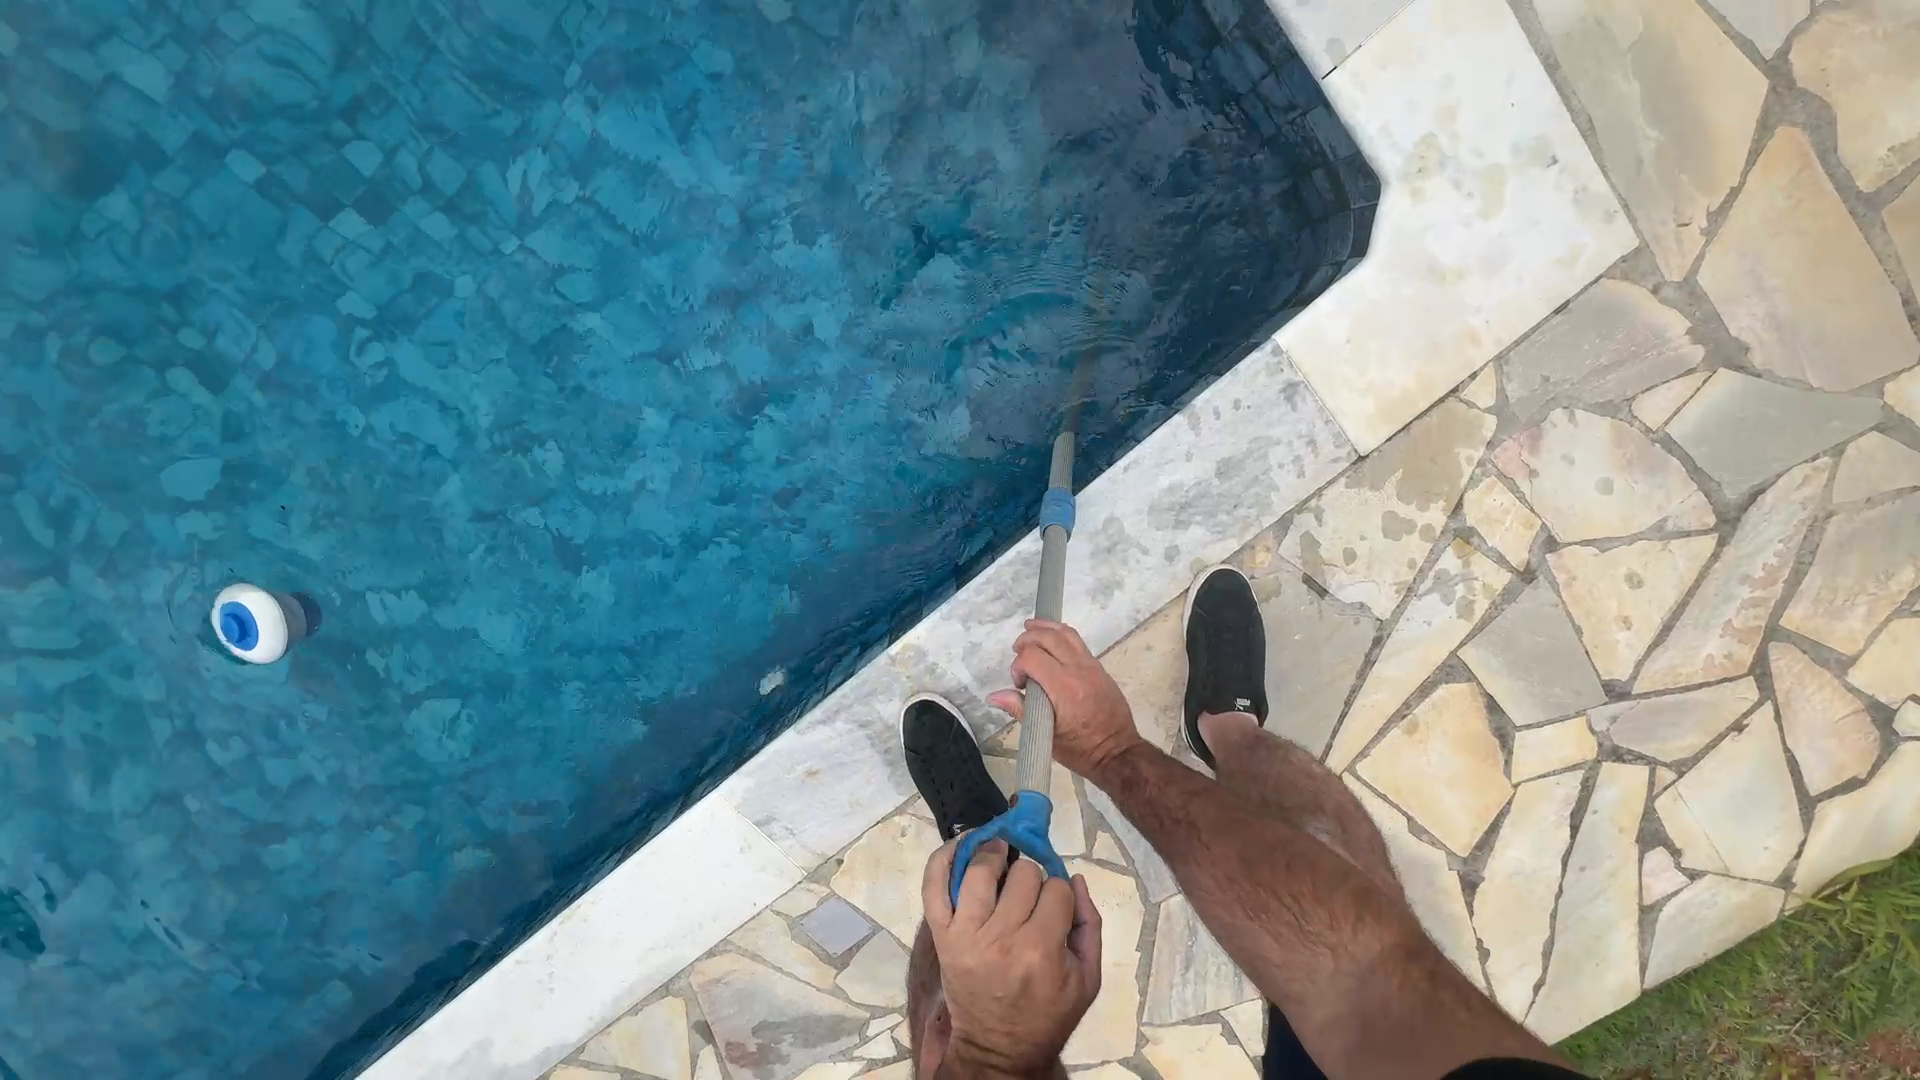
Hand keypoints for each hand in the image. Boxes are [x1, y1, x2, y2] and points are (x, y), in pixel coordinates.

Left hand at [922, 838, 1101, 1077]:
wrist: (999, 1051)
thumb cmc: (1048, 1015)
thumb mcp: (1086, 980)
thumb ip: (1089, 925)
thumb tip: (1075, 878)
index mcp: (1042, 951)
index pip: (1057, 888)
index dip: (1060, 892)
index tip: (1056, 907)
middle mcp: (1002, 938)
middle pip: (1023, 874)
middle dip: (1032, 878)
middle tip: (1029, 896)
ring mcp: (966, 935)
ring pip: (982, 870)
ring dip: (994, 856)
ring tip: (999, 856)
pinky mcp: (941, 936)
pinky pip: (934, 886)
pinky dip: (944, 859)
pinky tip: (962, 845)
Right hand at [987, 619, 1144, 778]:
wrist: (1118, 753)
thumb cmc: (1080, 750)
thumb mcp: (1045, 734)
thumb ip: (1020, 709)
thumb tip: (993, 697)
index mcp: (1063, 688)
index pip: (1032, 656)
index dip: (1018, 665)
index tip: (1020, 684)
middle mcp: (1078, 670)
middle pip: (1048, 637)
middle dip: (1027, 639)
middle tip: (1017, 651)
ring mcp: (1092, 666)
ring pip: (1067, 633)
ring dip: (1046, 628)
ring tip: (1030, 628)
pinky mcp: (1099, 668)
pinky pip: (1078, 642)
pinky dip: (1060, 636)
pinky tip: (1051, 643)